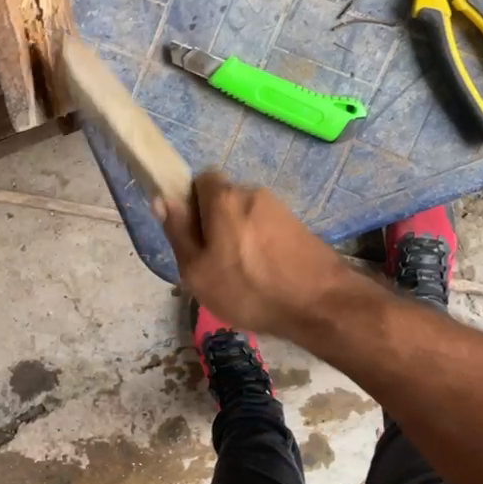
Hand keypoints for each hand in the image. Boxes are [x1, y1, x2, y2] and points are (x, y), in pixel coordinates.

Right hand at [157, 172, 377, 340]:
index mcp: (223, 197)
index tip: (193, 236)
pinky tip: (265, 277)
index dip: (192, 204)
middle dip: (216, 223)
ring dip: (239, 236)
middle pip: (224, 198)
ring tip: (242, 275)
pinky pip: (267, 229)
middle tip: (214, 262)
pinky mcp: (299, 226)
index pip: (200, 179)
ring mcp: (280, 208)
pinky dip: (261, 246)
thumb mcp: (197, 270)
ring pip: (246, 216)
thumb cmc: (249, 289)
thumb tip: (162, 198)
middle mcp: (252, 192)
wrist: (320, 304)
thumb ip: (178, 232)